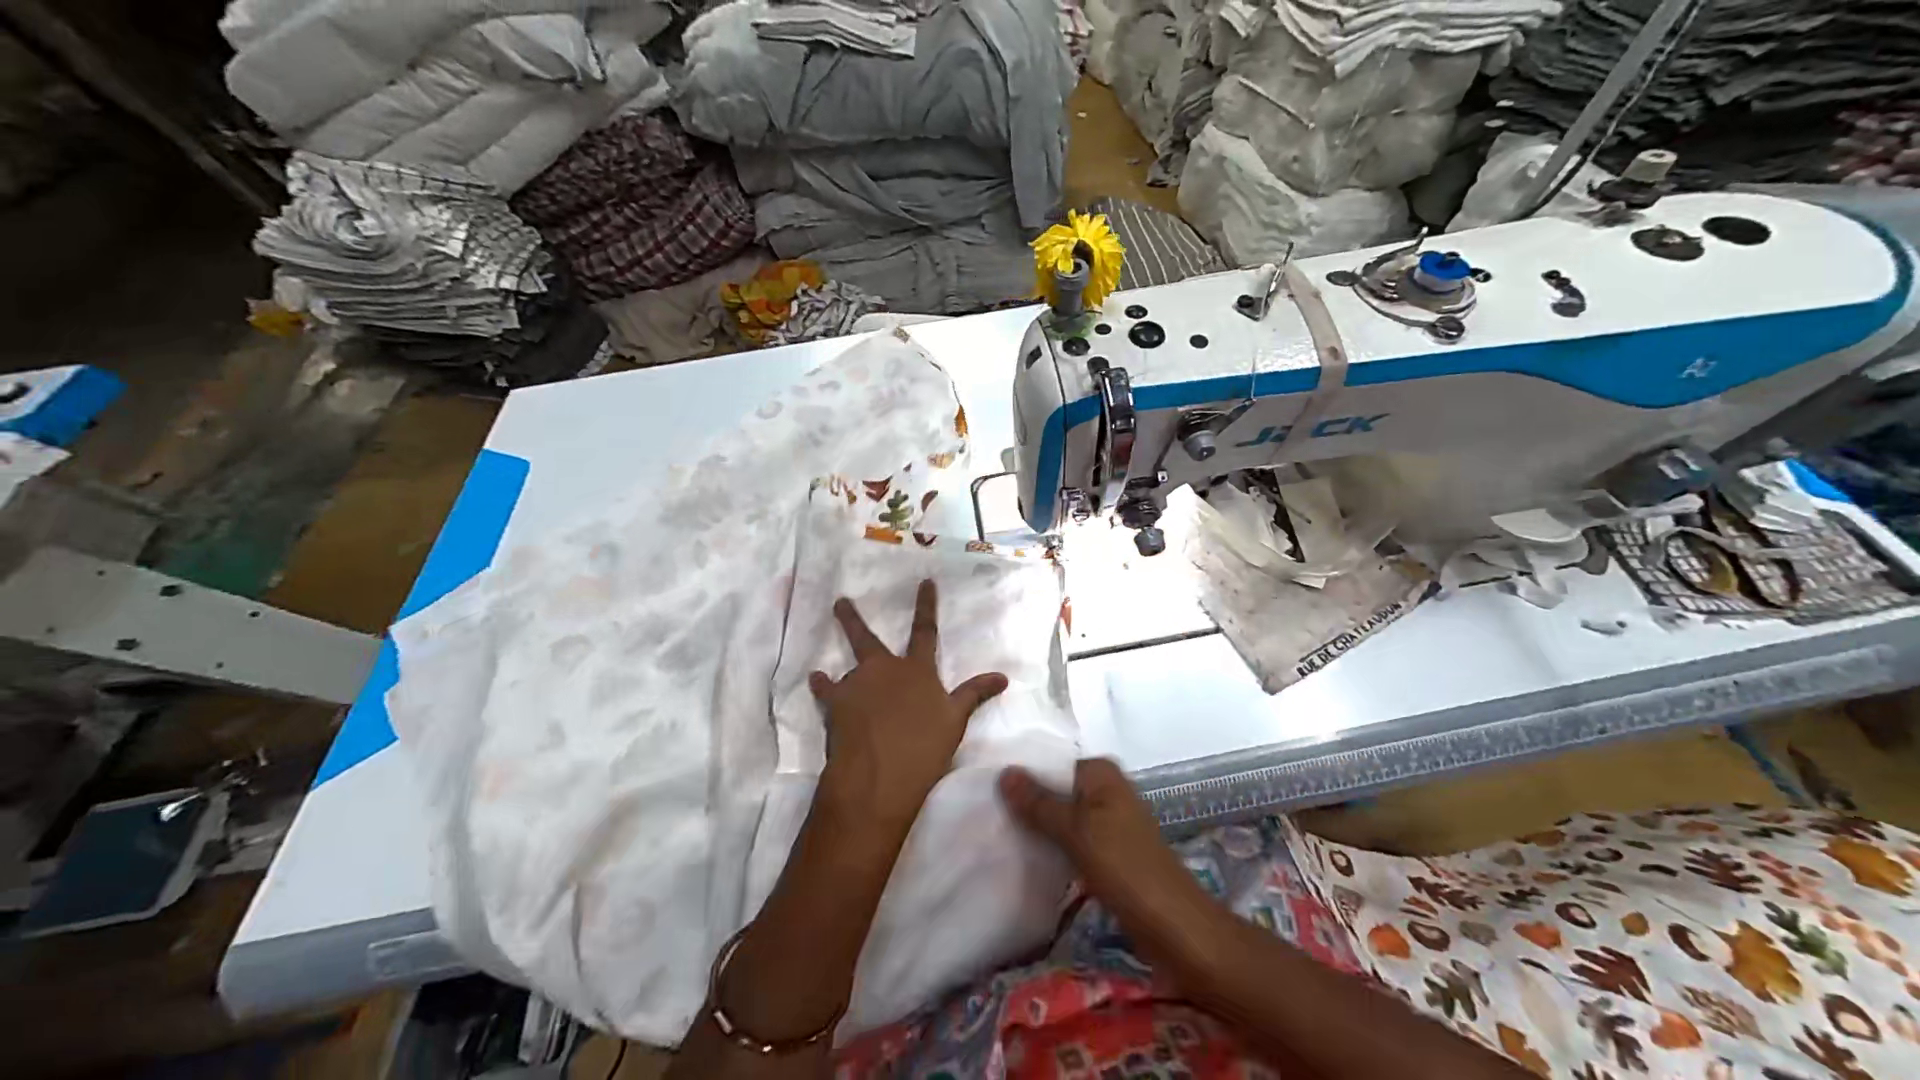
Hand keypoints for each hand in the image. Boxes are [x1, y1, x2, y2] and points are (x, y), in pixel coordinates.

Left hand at [810, 580, 1007, 832]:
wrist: (880, 774)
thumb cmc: (925, 748)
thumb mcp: (955, 721)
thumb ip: (974, 694)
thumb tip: (1002, 676)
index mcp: (917, 670)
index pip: (925, 631)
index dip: (926, 605)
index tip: (924, 581)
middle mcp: (885, 668)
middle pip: (867, 638)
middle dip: (853, 618)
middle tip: (840, 601)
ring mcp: (857, 683)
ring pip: (851, 671)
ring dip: (850, 677)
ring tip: (845, 686)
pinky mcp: (835, 702)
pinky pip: (826, 689)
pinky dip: (821, 685)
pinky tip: (816, 680)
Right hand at [999, 759, 1217, 969]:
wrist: (1172, 925)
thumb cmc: (1124, 867)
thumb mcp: (1075, 831)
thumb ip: (1039, 802)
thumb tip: (1005, 772)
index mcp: (1102, 773)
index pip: (1052, 761)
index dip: (1023, 773)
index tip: (987, 785)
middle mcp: (1107, 790)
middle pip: (1057, 787)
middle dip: (1028, 799)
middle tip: (987, 809)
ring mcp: (1109, 822)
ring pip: (1063, 815)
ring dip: (1038, 824)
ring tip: (998, 829)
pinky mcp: (1109, 851)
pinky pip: (1072, 838)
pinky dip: (1053, 844)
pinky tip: (1027, 853)